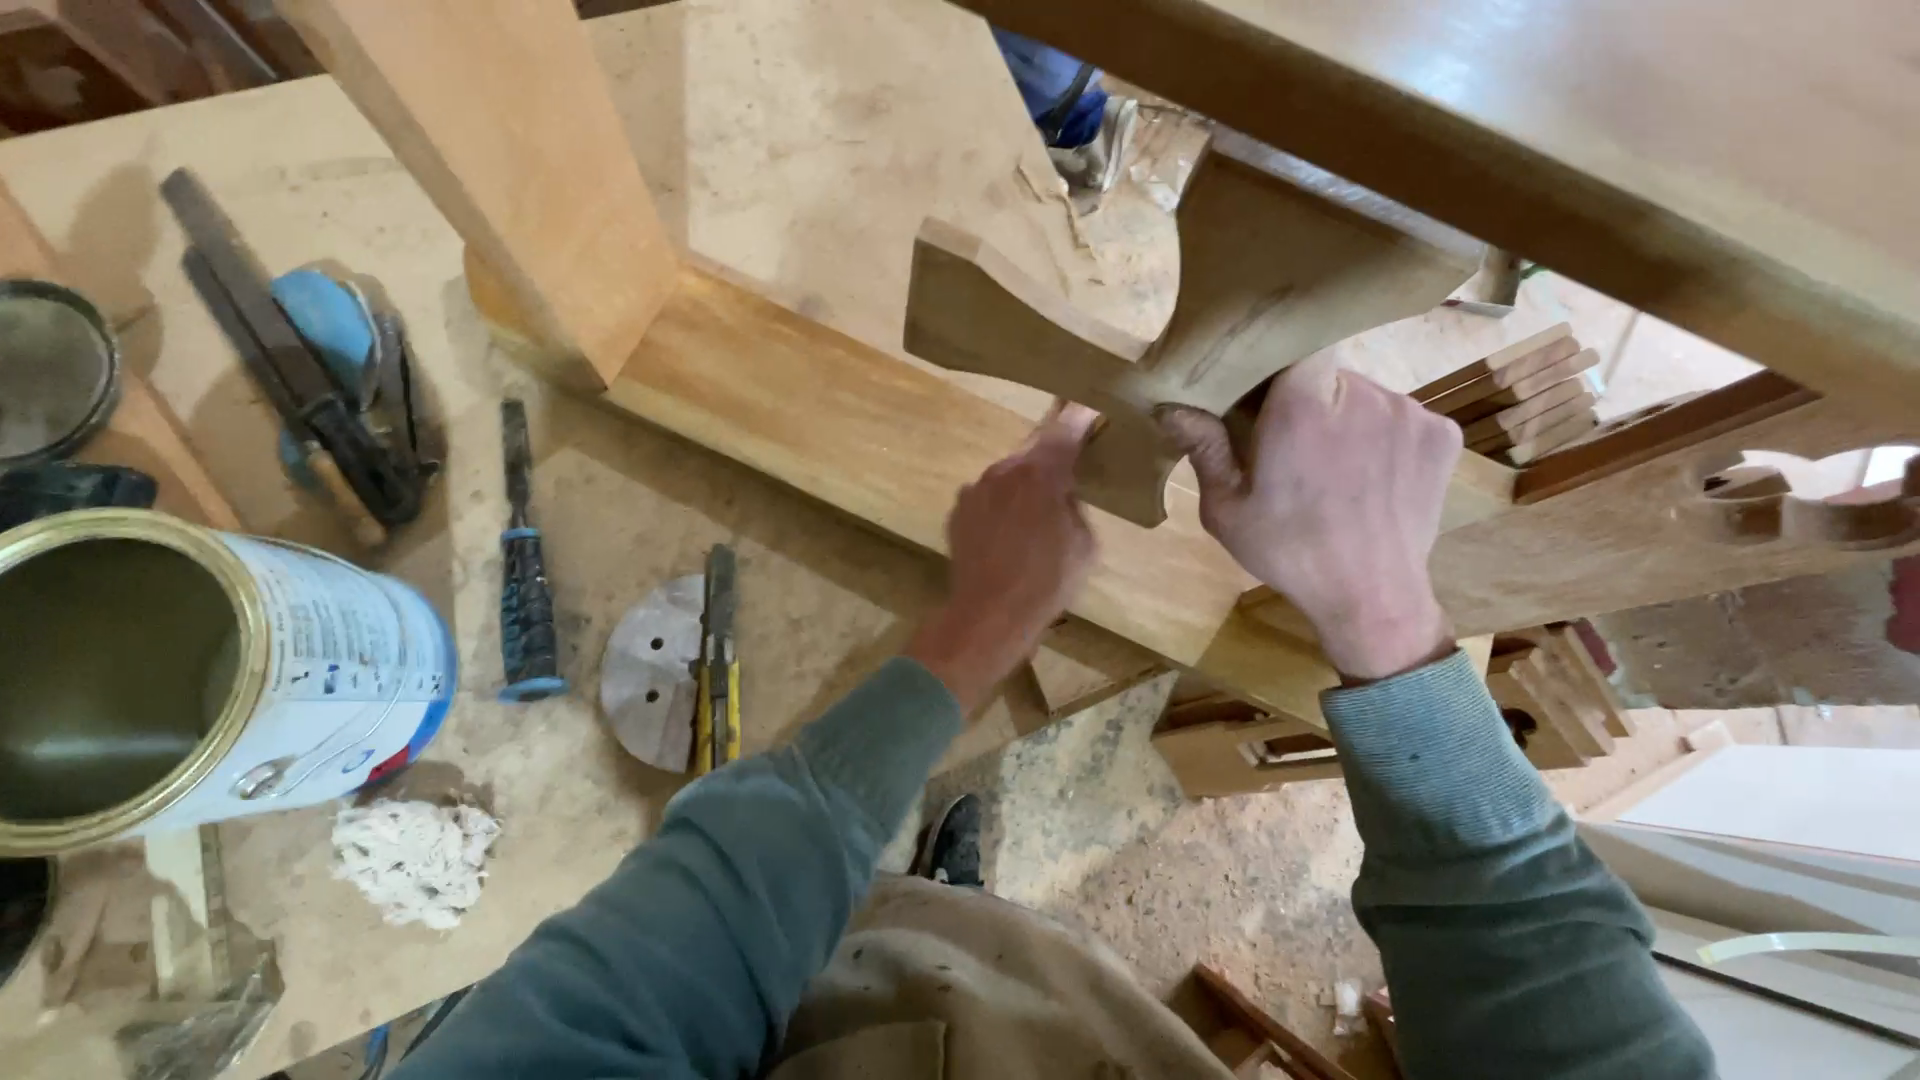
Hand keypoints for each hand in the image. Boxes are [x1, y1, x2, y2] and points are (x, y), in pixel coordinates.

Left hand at [906, 406, 1098, 710]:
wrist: (989, 614)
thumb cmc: (1048, 582)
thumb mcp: (1084, 544)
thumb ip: (1075, 505)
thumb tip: (1063, 494)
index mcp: (1043, 472)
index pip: (1068, 426)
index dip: (1082, 414)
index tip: (1092, 405)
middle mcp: (1005, 469)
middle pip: (1035, 444)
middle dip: (1054, 447)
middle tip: (1071, 455)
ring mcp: (976, 487)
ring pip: (1008, 470)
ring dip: (1025, 479)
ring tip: (1037, 506)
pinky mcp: (958, 509)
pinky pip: (987, 494)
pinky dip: (1001, 501)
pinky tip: (1008, 528)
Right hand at [1158, 354, 1458, 681]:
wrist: (1371, 597)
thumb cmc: (1288, 552)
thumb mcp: (1226, 509)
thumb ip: (1203, 448)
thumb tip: (1170, 407)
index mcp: (1304, 405)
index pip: (1298, 339)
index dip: (1281, 354)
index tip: (1264, 382)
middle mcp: (1364, 393)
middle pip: (1328, 372)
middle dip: (1306, 397)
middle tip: (1289, 444)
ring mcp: (1411, 412)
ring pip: (1365, 395)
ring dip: (1345, 419)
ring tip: (1332, 469)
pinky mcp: (1442, 435)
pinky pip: (1401, 417)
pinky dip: (1383, 437)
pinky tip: (1370, 478)